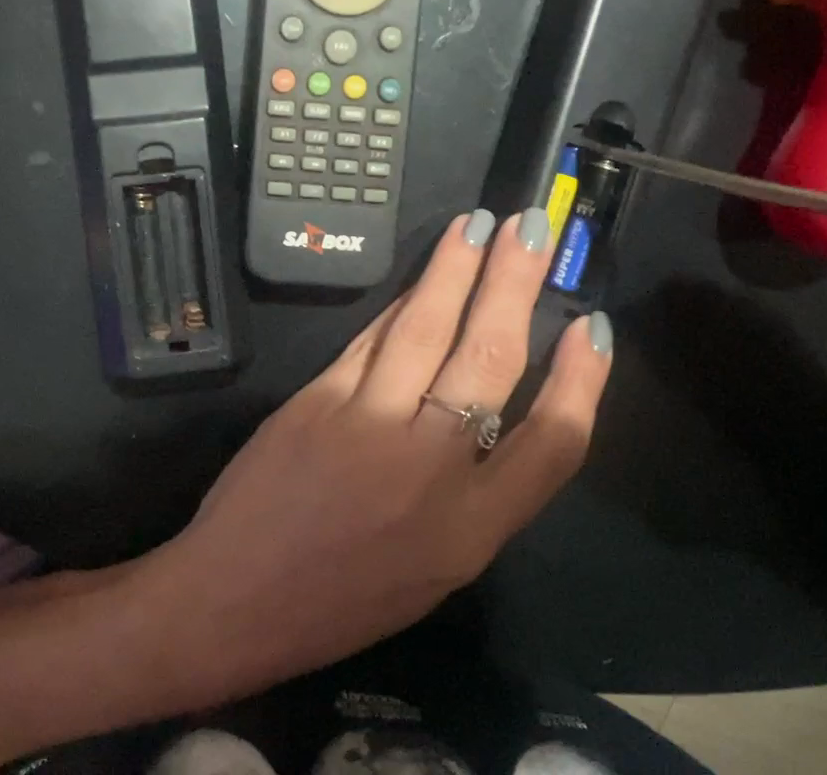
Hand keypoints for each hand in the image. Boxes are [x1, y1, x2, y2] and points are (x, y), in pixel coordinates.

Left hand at [135, 208, 613, 702]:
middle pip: (490, 359)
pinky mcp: (317, 400)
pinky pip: (372, 340)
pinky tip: (420, 278)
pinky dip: (400, 305)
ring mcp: (369, 425)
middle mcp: (430, 468)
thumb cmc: (341, 600)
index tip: (592, 325)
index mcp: (472, 531)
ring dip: (455, 270)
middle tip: (531, 228)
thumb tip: (493, 415)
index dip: (583, 379)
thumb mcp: (434, 571)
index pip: (555, 441)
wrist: (234, 599)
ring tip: (479, 225)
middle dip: (516, 285)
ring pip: (427, 330)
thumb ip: (475, 497)